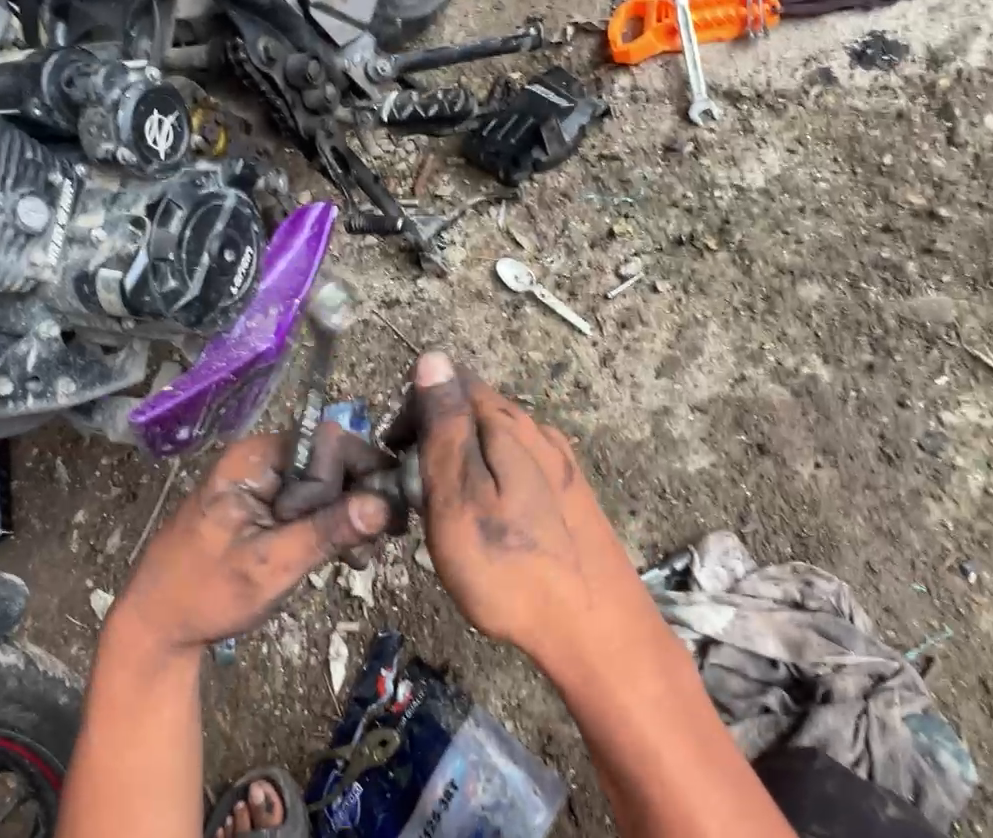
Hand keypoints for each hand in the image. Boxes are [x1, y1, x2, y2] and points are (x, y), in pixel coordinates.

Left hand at [107, 429, 391, 655]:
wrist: (157, 625)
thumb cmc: (206, 593)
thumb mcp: (271, 565)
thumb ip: (326, 531)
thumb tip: (383, 503)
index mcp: (254, 458)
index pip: (328, 443)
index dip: (359, 474)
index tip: (382, 516)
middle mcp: (261, 459)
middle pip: (332, 461)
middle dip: (357, 500)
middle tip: (372, 546)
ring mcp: (263, 482)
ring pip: (327, 484)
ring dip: (348, 518)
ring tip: (358, 559)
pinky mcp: (265, 505)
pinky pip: (311, 503)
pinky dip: (330, 527)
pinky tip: (345, 557)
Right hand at [387, 353, 648, 671]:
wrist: (597, 634)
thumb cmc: (510, 568)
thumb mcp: (457, 496)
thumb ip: (444, 427)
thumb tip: (433, 357)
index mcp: (509, 424)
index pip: (451, 381)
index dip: (414, 410)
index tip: (395, 457)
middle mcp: (539, 430)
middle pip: (474, 410)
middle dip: (436, 438)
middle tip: (415, 494)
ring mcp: (560, 464)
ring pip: (495, 441)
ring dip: (462, 462)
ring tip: (445, 514)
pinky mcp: (570, 495)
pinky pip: (516, 468)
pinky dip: (489, 482)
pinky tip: (487, 523)